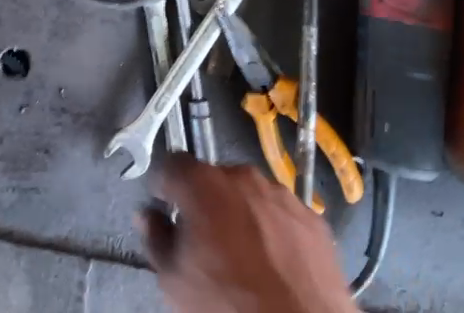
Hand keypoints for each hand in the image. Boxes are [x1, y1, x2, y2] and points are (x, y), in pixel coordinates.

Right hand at [138, 155, 357, 312]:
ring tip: (245, 255)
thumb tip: (149, 217)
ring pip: (251, 195)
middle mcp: (243, 178)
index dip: (165, 185)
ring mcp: (283, 196)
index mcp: (203, 184)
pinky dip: (275, 230)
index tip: (166, 207)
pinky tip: (276, 263)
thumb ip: (155, 238)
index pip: (172, 163)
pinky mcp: (315, 220)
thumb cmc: (228, 305)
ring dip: (242, 213)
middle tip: (205, 239)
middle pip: (214, 178)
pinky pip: (283, 215)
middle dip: (206, 200)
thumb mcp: (173, 280)